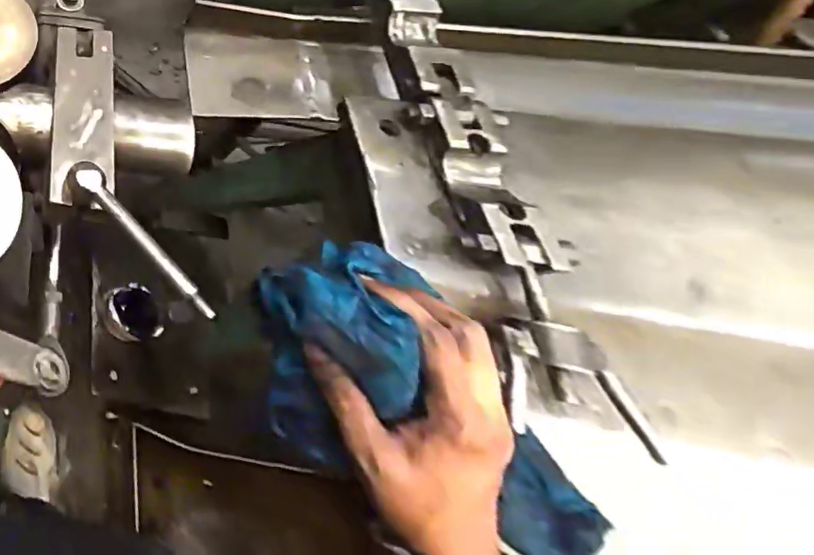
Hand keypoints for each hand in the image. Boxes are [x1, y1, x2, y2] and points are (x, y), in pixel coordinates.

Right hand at [306, 279, 512, 554]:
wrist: (458, 551)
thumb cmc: (414, 506)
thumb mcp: (369, 455)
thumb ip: (344, 398)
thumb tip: (313, 345)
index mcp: (464, 417)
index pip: (442, 342)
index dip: (404, 305)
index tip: (366, 285)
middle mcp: (491, 408)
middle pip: (470, 333)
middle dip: (423, 300)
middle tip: (378, 285)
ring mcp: (499, 412)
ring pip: (478, 342)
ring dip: (436, 312)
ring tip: (392, 298)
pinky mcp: (494, 415)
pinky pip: (475, 357)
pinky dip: (444, 331)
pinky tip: (413, 328)